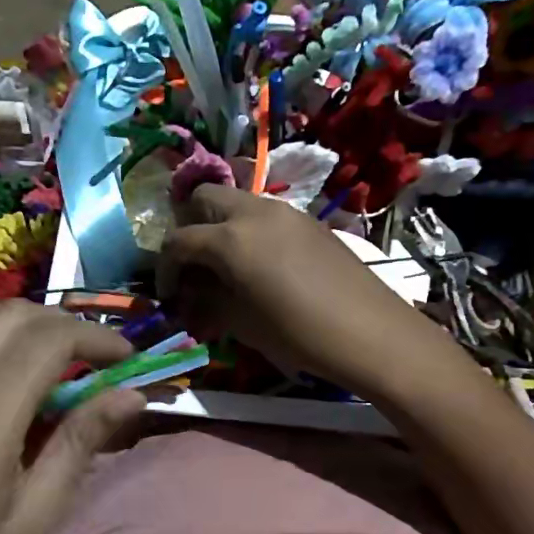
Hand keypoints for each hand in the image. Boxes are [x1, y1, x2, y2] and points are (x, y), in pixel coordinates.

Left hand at [0, 300, 144, 533]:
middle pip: (11, 316)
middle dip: (63, 324)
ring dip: (17, 321)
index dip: (95, 337)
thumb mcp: (35, 515)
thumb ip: (80, 442)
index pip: (48, 342)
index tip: (124, 354)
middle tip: (92, 354)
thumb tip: (132, 394)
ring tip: (47, 352)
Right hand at [159, 184, 469, 400]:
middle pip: (203, 199)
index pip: (178, 240)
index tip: (168, 292)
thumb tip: (188, 293)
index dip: (164, 267)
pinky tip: (260, 263)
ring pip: (236, 201)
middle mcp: (253, 211)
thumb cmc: (297, 334)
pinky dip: (248, 229)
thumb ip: (206, 300)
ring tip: (225, 265)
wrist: (369, 331)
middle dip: (189, 227)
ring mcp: (285, 211)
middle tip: (193, 265)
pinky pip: (264, 214)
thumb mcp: (240, 322)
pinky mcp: (308, 220)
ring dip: (220, 225)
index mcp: (228, 238)